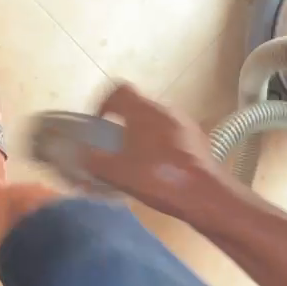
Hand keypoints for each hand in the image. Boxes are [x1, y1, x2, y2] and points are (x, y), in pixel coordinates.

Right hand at [82, 82, 242, 224]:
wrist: (205, 195)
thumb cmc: (159, 178)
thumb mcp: (117, 173)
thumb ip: (94, 161)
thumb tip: (81, 155)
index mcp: (144, 110)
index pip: (119, 90)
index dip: (103, 103)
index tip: (97, 123)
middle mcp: (166, 109)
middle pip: (137, 106)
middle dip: (121, 123)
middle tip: (112, 146)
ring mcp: (185, 123)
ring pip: (155, 121)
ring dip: (141, 135)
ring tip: (133, 160)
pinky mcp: (198, 140)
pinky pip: (170, 134)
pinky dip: (158, 145)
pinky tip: (157, 169)